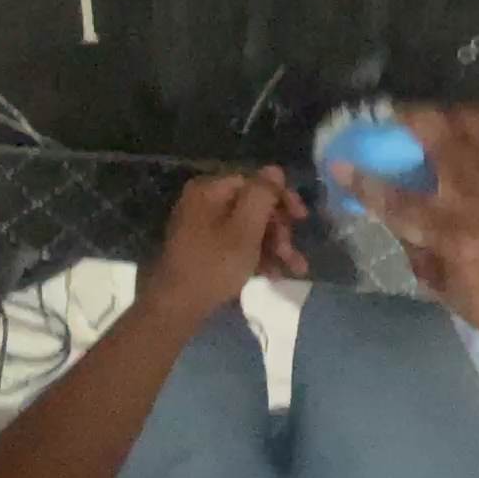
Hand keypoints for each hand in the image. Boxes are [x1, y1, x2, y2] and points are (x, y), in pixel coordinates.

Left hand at [143, 168, 308, 322]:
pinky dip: (256, 256)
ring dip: (273, 246)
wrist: (175, 308)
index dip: (282, 198)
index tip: (302, 219)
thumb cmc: (213, 264)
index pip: (254, 183)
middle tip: (293, 254)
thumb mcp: (245, 229)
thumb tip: (274, 170)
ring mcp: (201, 227)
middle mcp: (203, 202)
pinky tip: (274, 274)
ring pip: (247, 228)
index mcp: (209, 190)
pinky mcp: (203, 250)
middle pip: (252, 206)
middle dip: (279, 229)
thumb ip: (262, 195)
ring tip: (295, 269)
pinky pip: (236, 244)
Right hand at [332, 106, 478, 342]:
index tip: (338, 163)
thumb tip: (391, 206)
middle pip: (440, 134)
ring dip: (454, 115)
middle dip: (411, 117)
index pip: (394, 198)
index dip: (361, 180)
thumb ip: (410, 236)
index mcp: (448, 228)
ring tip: (440, 123)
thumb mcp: (431, 277)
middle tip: (396, 119)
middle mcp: (477, 194)